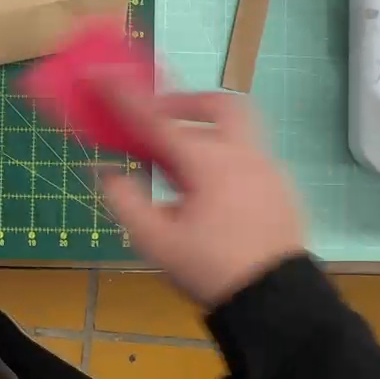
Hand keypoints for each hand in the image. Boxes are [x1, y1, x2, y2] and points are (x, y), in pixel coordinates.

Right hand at [92, 70, 306, 306]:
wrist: (279, 306)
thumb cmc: (209, 267)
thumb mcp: (152, 238)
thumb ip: (123, 198)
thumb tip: (105, 171)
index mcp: (207, 164)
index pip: (155, 118)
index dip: (123, 94)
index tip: (100, 73)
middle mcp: (241, 156)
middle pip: (220, 104)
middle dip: (185, 101)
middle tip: (158, 116)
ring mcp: (267, 171)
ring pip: (235, 129)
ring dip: (201, 130)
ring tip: (175, 159)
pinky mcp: (279, 190)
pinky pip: (244, 155)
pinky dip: (218, 155)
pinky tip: (202, 188)